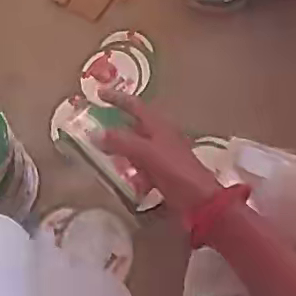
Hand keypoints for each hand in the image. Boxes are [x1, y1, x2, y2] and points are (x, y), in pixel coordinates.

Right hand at [96, 91, 222, 211]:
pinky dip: (135, 176)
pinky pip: (143, 171)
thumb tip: (95, 133)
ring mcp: (163, 156)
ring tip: (108, 163)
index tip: (98, 93)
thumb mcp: (146, 153)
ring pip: (137, 150)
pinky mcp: (165, 175)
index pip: (134, 105)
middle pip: (134, 127)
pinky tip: (131, 187)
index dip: (116, 98)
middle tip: (96, 133)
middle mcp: (161, 136)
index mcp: (158, 125)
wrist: (201, 202)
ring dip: (124, 156)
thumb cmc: (175, 171)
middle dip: (116, 131)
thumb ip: (121, 142)